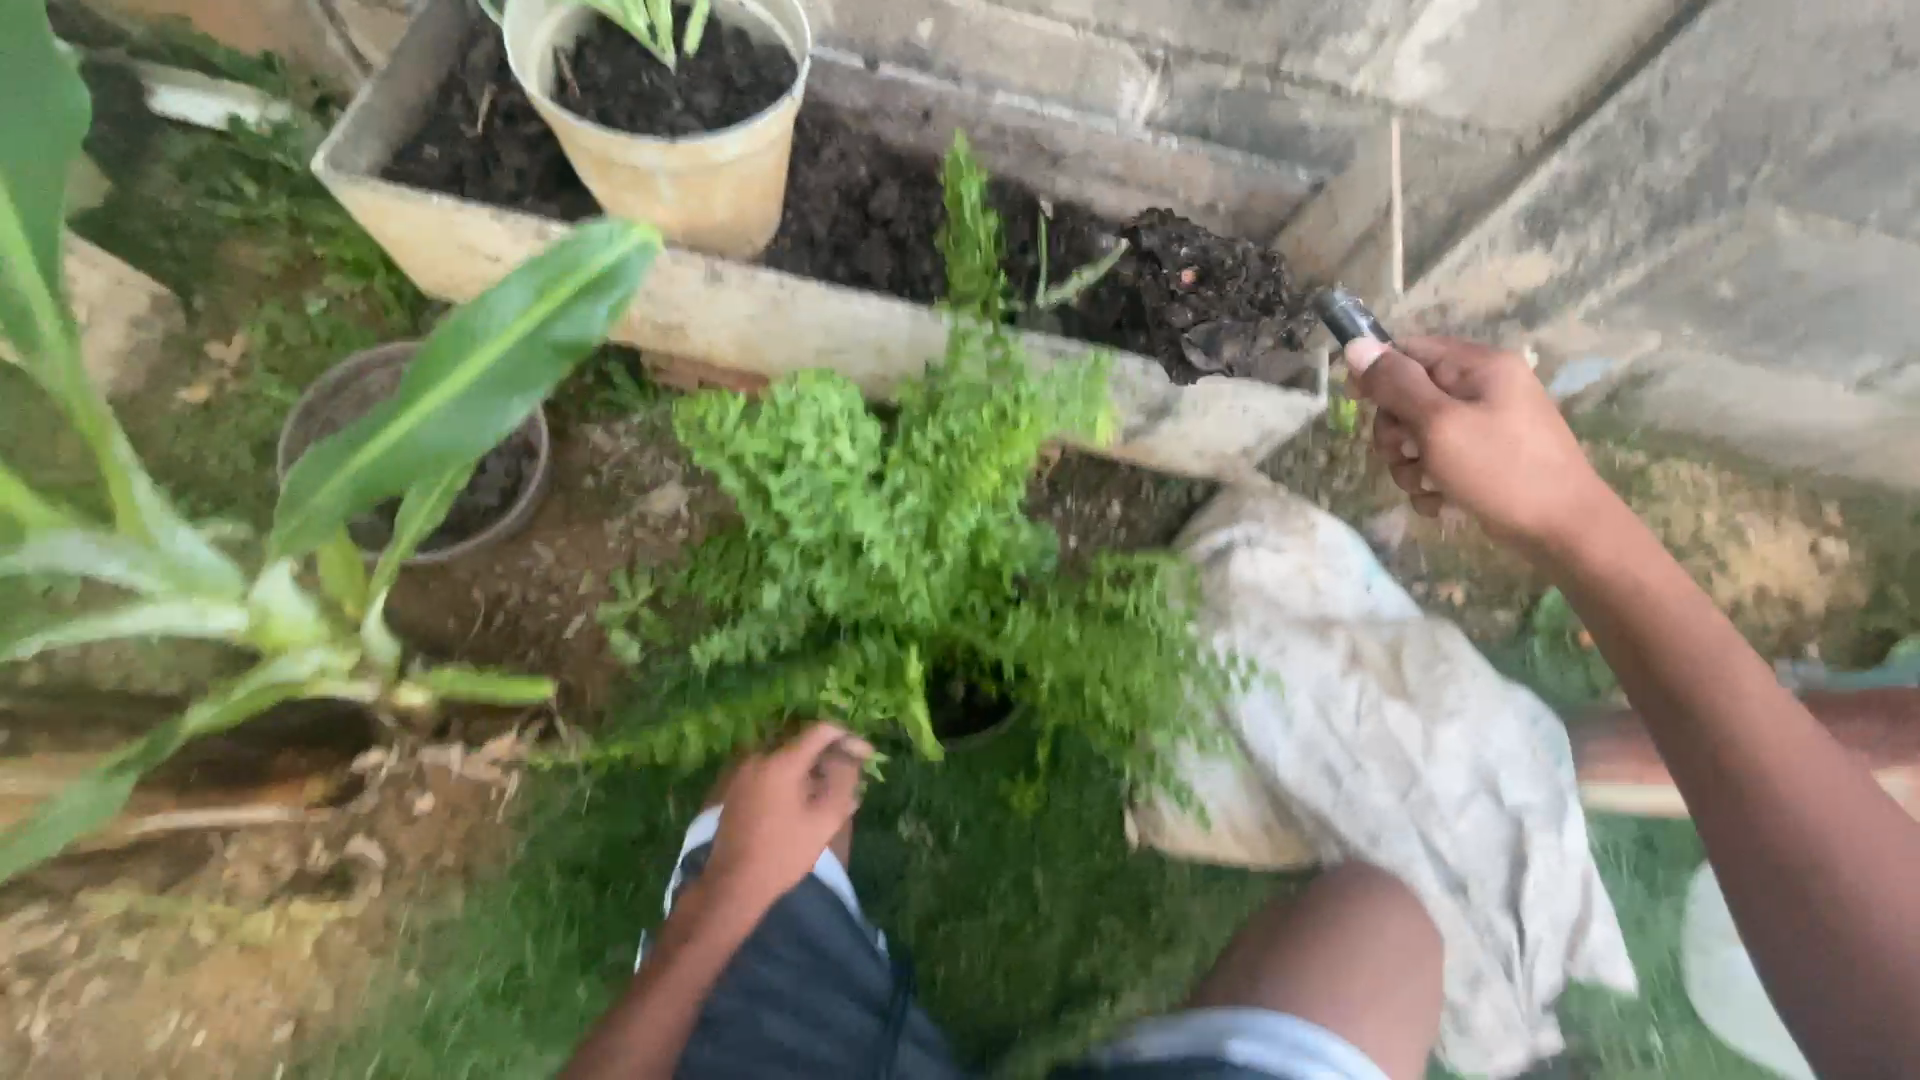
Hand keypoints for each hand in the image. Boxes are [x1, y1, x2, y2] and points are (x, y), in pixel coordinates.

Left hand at [703, 722, 872, 912]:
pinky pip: (771, 768)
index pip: (821, 731)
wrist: (733, 884)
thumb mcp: (824, 820)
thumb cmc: (783, 853)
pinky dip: (792, 774)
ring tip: (832, 788)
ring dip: (812, 765)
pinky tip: (806, 796)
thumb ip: (844, 782)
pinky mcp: (737, 786)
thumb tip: (852, 759)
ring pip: (787, 755)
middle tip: (852, 771)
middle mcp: (760, 756)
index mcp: (781, 761)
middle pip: (803, 740)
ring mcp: (744, 770)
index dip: (847, 738)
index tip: (866, 755)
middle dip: (831, 752)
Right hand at [1345, 336, 1619, 555]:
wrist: (1560, 528)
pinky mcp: (1481, 458)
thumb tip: (1355, 346)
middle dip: (1394, 432)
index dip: (1377, 374)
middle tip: (1406, 453)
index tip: (1358, 404)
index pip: (1408, 350)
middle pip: (1406, 397)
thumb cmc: (1500, 469)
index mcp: (1478, 366)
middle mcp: (1481, 388)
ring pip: (1415, 436)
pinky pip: (1434, 462)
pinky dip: (1429, 483)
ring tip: (1428, 484)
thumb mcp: (1438, 423)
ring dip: (1408, 465)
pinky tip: (1442, 500)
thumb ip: (1395, 384)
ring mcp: (1482, 425)